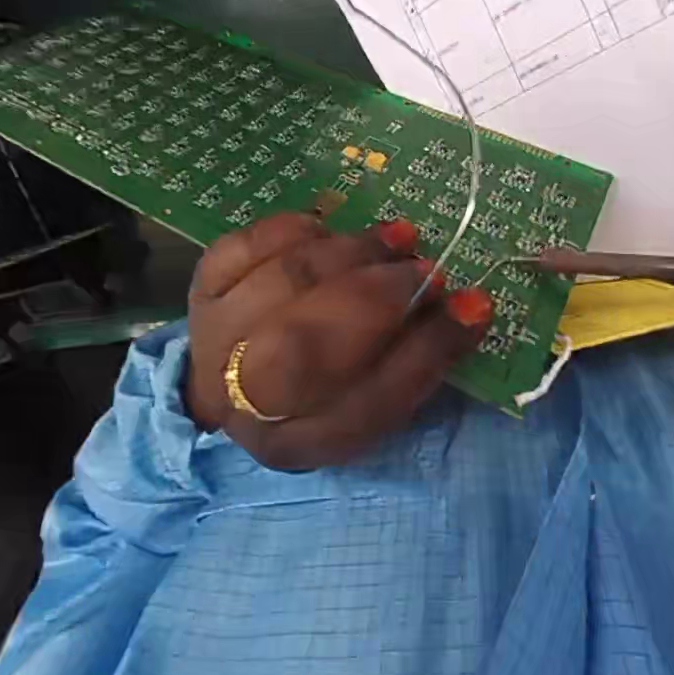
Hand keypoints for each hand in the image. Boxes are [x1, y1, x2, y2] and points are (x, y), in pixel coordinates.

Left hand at [186, 213, 493, 470]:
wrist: (225, 385)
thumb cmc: (312, 394)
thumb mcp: (367, 399)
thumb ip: (415, 360)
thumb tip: (470, 304)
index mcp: (298, 444)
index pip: (366, 406)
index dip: (426, 352)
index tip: (473, 304)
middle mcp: (243, 401)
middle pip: (310, 344)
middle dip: (380, 296)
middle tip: (427, 269)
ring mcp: (213, 338)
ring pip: (283, 283)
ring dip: (349, 253)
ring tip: (394, 240)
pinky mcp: (200, 290)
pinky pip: (244, 245)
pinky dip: (295, 230)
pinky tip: (327, 230)